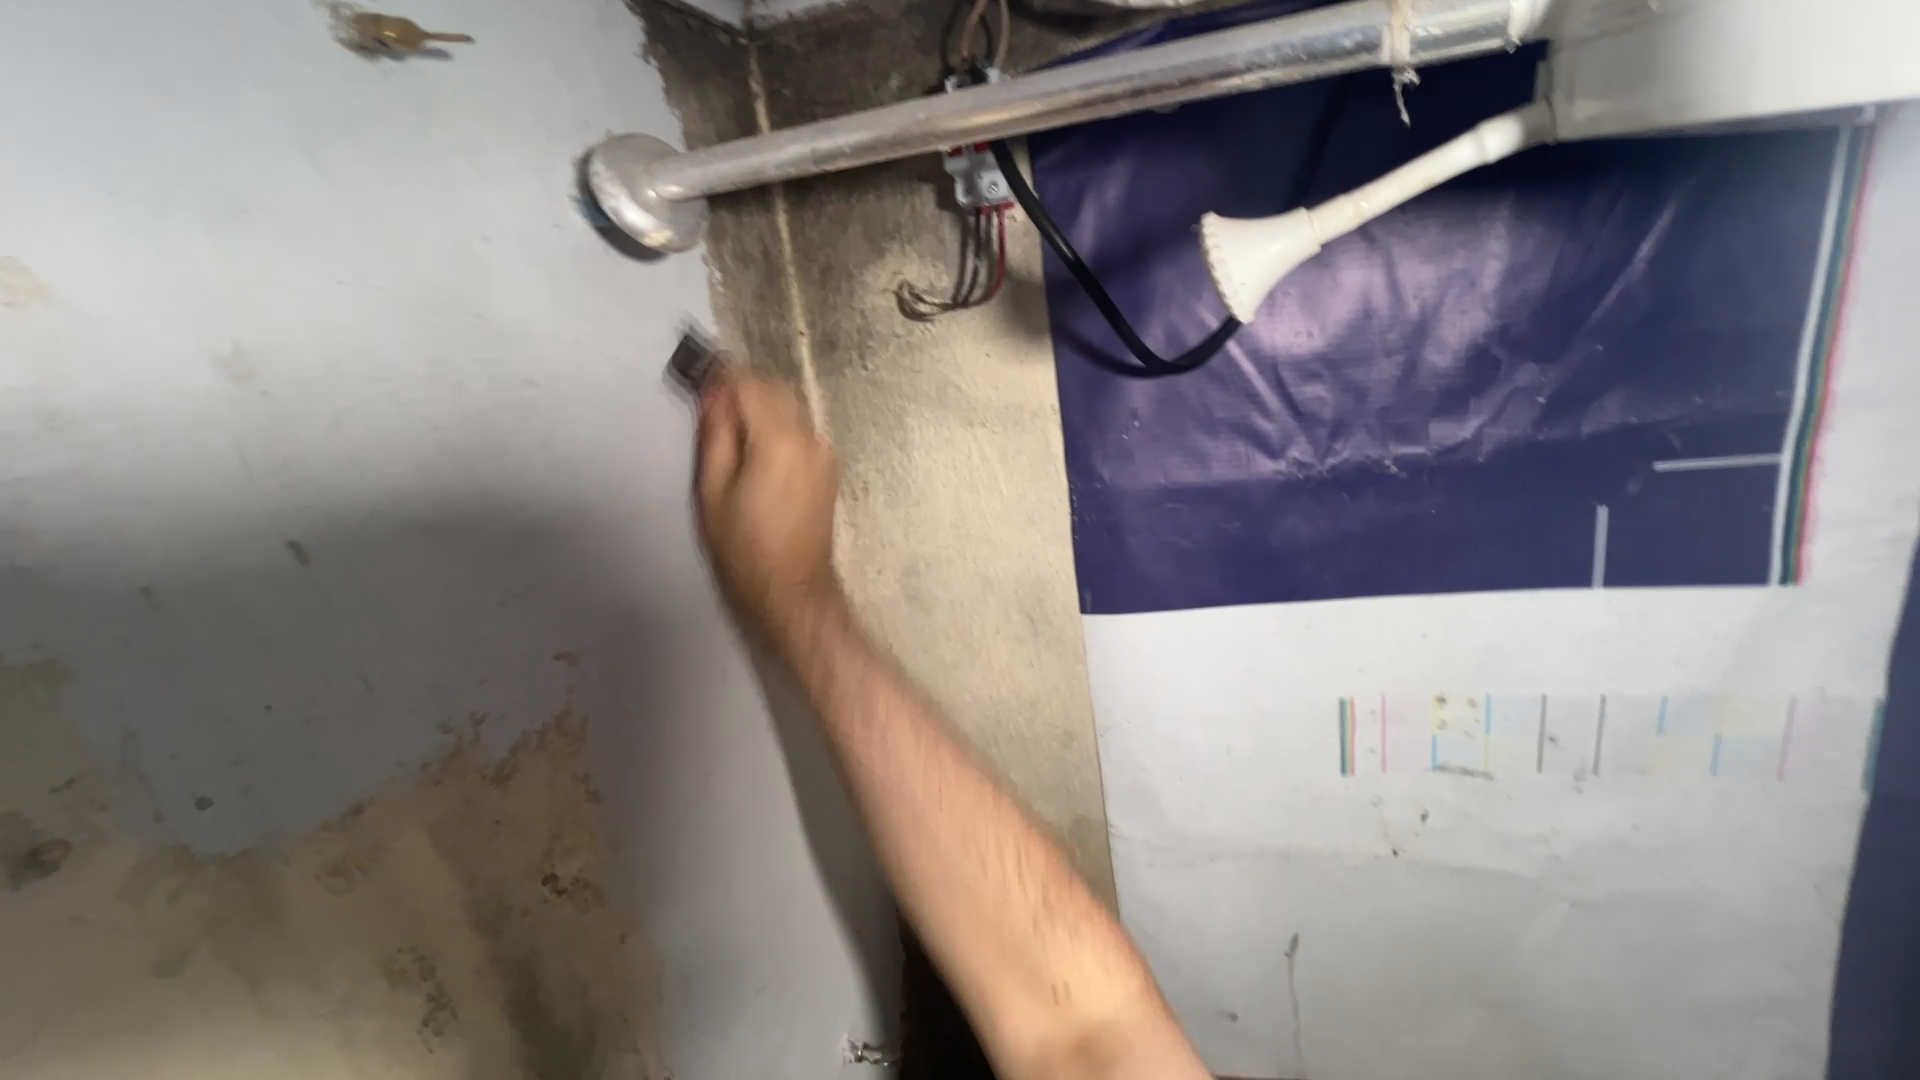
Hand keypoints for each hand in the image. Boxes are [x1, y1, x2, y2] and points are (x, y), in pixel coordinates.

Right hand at [695, 370, 841, 644]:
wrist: (793, 588)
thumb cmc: (744, 548)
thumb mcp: (713, 491)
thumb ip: (715, 435)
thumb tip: (713, 393)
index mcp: (780, 440)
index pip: (750, 384)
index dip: (722, 378)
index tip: (700, 384)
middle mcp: (811, 437)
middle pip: (775, 389)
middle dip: (743, 389)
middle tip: (712, 410)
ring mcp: (825, 451)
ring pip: (791, 406)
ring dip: (762, 406)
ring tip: (731, 433)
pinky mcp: (830, 466)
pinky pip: (802, 428)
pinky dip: (779, 424)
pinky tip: (757, 449)